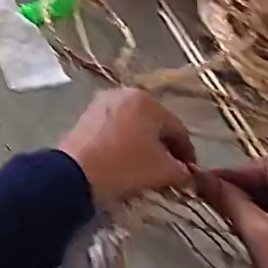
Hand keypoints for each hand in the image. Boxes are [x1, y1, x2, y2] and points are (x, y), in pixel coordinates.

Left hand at [58, 89, 196, 205]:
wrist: (77, 171)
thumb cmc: (126, 165)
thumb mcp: (164, 171)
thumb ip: (182, 170)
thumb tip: (186, 173)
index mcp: (148, 101)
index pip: (177, 129)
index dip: (186, 152)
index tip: (189, 172)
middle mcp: (125, 94)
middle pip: (154, 123)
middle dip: (163, 145)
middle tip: (169, 168)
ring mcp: (103, 102)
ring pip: (133, 124)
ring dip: (142, 142)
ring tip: (146, 165)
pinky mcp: (86, 114)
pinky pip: (114, 127)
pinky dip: (122, 140)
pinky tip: (123, 158)